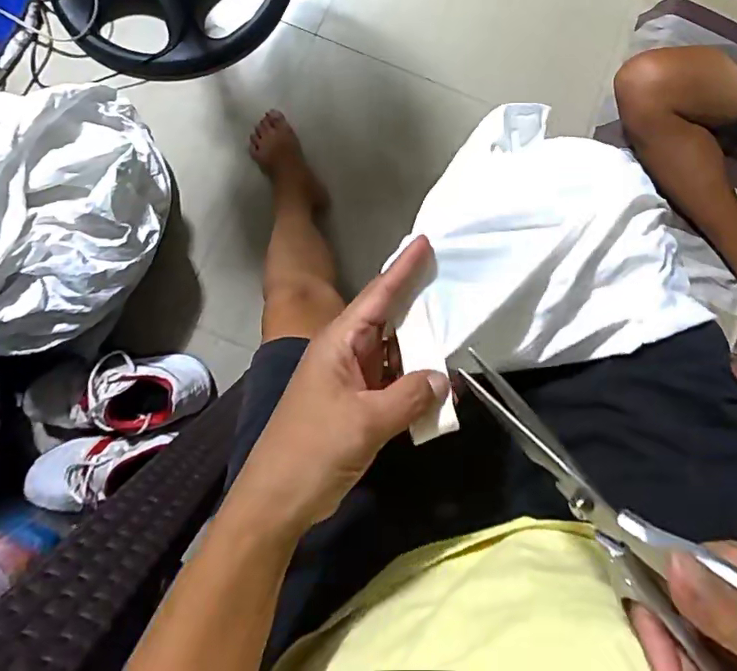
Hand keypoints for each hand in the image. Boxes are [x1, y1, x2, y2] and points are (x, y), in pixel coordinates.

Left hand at [223, 237, 449, 537]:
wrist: (278, 495)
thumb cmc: (314, 448)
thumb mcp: (366, 421)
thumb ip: (409, 397)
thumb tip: (443, 378)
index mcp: (338, 342)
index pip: (376, 296)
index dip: (402, 268)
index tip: (424, 241)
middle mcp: (344, 352)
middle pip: (387, 319)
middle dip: (418, 302)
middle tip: (452, 282)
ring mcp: (349, 379)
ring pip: (393, 353)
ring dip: (421, 350)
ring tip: (457, 334)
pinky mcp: (355, 405)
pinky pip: (392, 383)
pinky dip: (415, 382)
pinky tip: (441, 386)